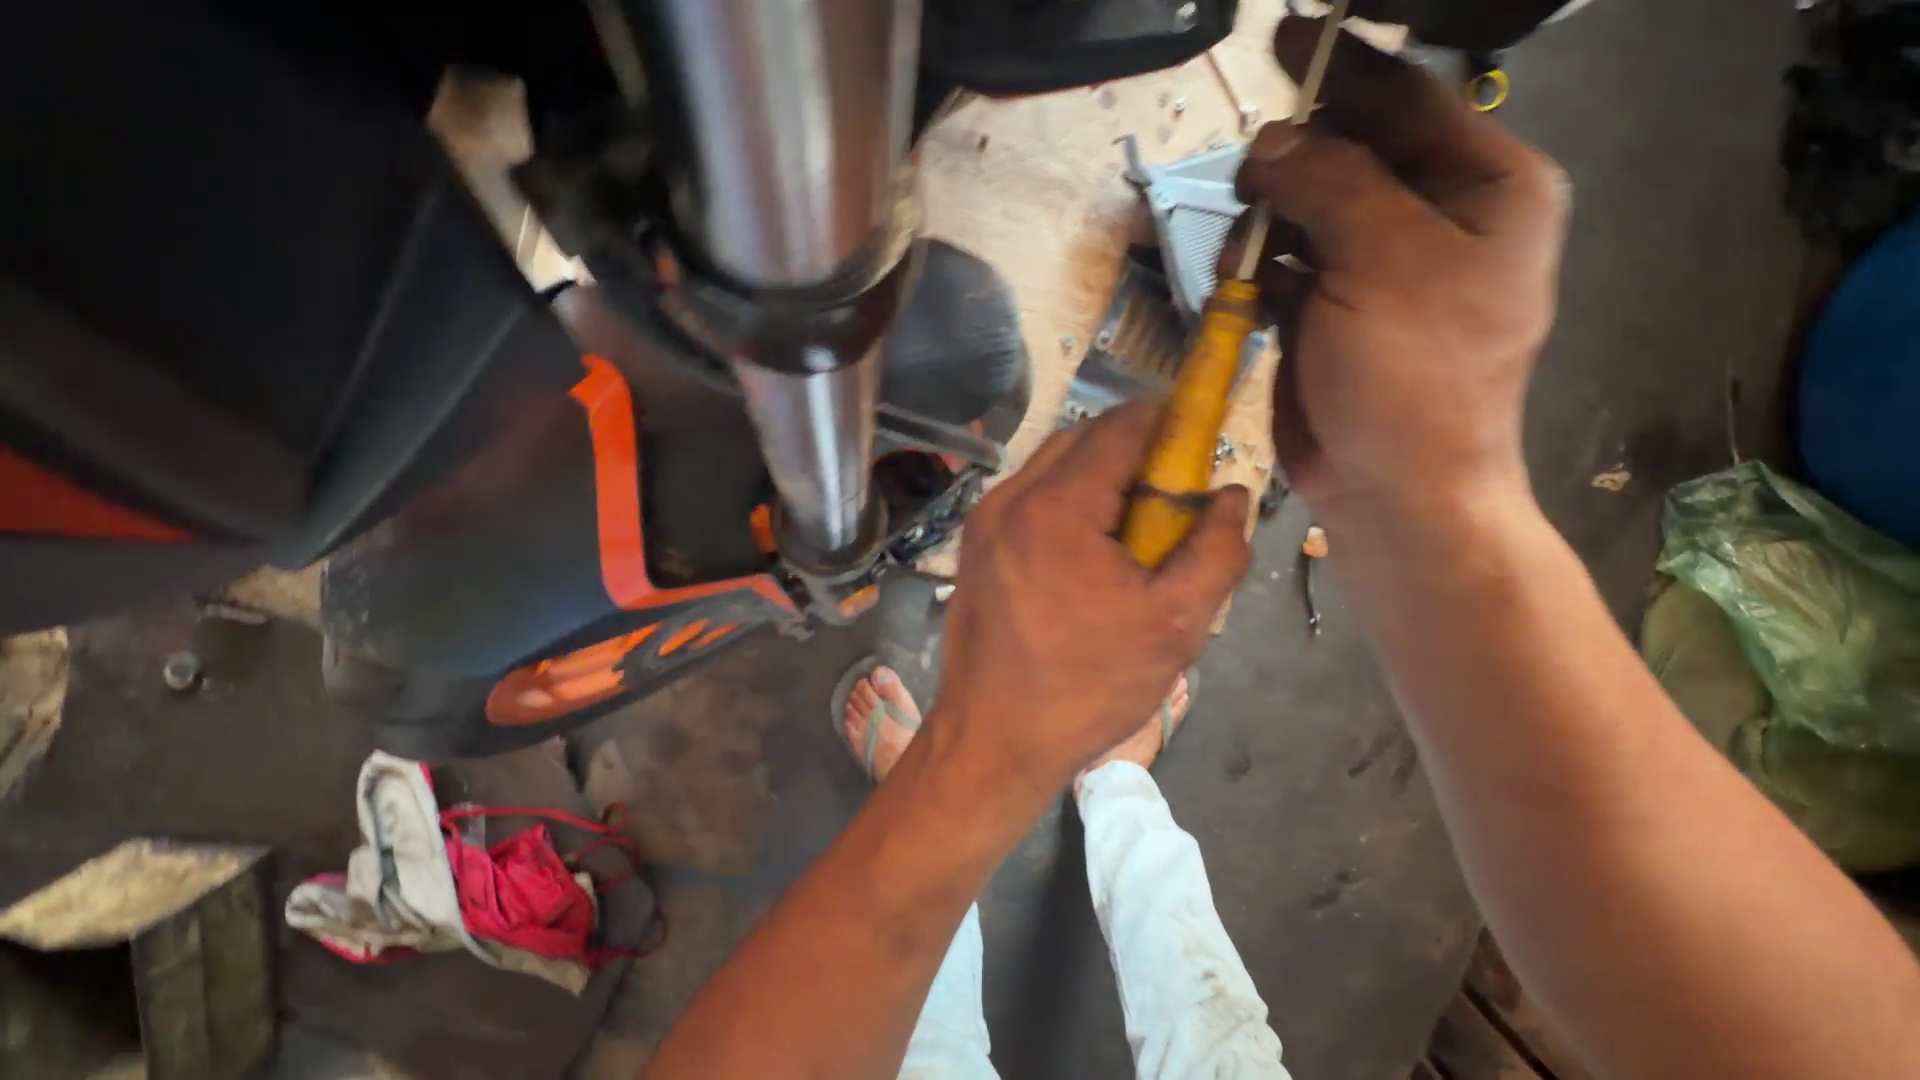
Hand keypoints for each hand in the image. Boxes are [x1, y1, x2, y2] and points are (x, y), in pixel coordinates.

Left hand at [925, 403, 1250, 798]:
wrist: (990, 743)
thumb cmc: (1085, 688)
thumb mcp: (1175, 626)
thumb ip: (1216, 552)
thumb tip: (1231, 496)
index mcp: (1055, 506)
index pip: (1121, 427)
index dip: (1170, 424)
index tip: (1204, 446)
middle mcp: (1009, 498)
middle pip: (1085, 440)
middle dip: (1137, 452)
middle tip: (1177, 497)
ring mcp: (983, 522)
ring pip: (1055, 468)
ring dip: (1102, 479)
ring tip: (1140, 530)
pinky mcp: (975, 548)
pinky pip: (1031, 501)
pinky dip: (1070, 505)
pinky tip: (1095, 554)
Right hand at [1230, 19, 1568, 526]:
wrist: (1393, 490)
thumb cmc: (1414, 378)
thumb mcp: (1386, 263)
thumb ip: (1333, 183)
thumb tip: (1275, 141)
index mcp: (1484, 190)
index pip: (1410, 100)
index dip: (1346, 68)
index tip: (1288, 35)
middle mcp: (1435, 219)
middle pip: (1350, 151)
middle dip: (1295, 158)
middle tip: (1255, 180)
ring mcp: (1377, 267)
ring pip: (1304, 206)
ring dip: (1267, 221)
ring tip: (1246, 257)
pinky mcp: (1330, 310)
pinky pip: (1283, 261)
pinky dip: (1257, 268)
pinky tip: (1244, 288)